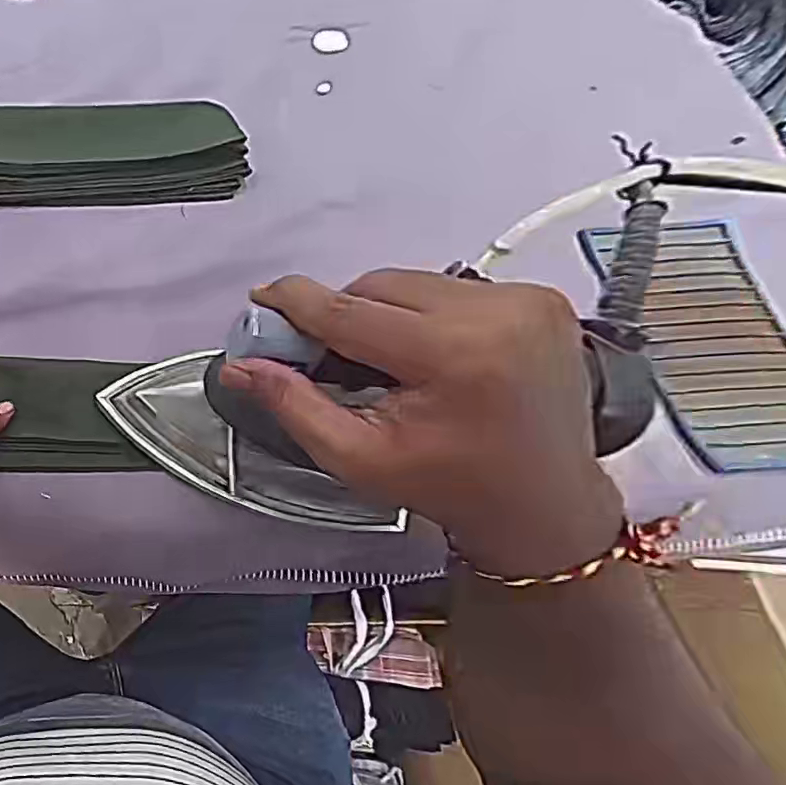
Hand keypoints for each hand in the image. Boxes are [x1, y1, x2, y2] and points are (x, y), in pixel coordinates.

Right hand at [216, 269, 624, 575]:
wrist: (539, 501)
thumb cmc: (452, 487)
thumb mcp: (356, 456)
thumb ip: (294, 405)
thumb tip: (245, 368)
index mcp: (456, 356)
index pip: (351, 310)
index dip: (297, 302)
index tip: (264, 299)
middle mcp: (500, 313)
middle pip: (379, 287)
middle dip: (338, 315)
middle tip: (314, 351)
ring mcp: (526, 301)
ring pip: (412, 282)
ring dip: (377, 313)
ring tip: (372, 362)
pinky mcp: (538, 300)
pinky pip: (449, 288)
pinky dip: (417, 314)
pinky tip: (413, 355)